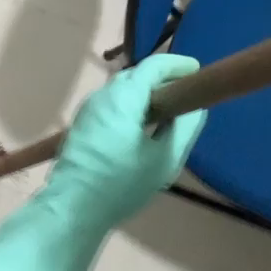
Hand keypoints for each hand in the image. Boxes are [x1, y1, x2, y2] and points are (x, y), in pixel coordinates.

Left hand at [41, 53, 207, 231]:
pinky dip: (132, 104)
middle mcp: (103, 94)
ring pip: (122, 89)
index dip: (177, 65)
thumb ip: (183, 129)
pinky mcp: (83, 122)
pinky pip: (112, 103)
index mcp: (123, 97)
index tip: (197, 71)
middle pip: (136, 74)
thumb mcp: (163, 160)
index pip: (153, 66)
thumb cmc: (121, 183)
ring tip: (168, 110)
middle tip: (185, 93)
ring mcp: (89, 107)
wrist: (73, 206)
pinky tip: (143, 124)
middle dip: (162, 78)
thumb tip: (195, 109)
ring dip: (146, 92)